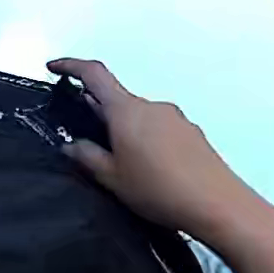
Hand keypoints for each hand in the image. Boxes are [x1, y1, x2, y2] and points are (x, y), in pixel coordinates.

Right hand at [48, 58, 262, 242]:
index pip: (93, 74)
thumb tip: (71, 145)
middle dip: (98, 111)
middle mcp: (150, 106)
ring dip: (124, 129)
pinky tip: (150, 169)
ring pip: (138, 115)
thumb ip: (87, 157)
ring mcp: (174, 118)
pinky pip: (158, 127)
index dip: (70, 66)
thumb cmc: (159, 190)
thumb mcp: (112, 179)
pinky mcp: (191, 133)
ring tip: (121, 162)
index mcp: (126, 110)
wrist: (221, 206)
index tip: (52, 67)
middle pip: (116, 98)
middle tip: (86, 138)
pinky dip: (145, 139)